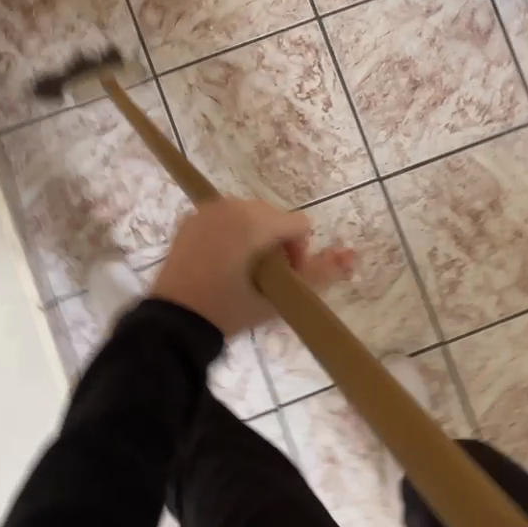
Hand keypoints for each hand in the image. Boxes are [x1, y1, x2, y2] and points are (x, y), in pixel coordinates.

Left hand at [148, 199, 353, 335]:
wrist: (174, 321)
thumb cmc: (230, 310)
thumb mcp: (279, 297)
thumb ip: (319, 274)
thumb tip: (353, 255)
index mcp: (257, 220)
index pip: (299, 225)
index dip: (299, 254)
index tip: (282, 281)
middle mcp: (233, 205)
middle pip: (275, 218)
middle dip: (278, 245)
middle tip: (264, 280)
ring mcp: (209, 210)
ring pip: (250, 216)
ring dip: (255, 239)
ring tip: (242, 274)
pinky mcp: (191, 219)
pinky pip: (224, 219)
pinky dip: (231, 235)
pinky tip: (221, 265)